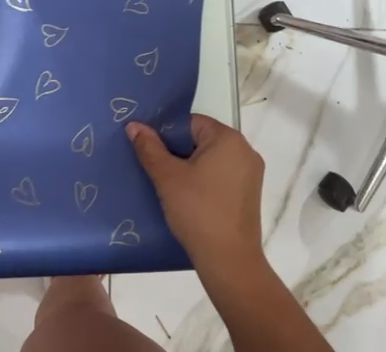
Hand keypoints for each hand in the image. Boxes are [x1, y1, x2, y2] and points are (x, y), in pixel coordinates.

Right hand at [128, 114, 264, 268]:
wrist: (229, 262)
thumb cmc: (198, 211)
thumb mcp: (168, 177)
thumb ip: (149, 148)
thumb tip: (134, 125)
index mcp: (229, 138)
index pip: (191, 123)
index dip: (168, 135)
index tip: (151, 153)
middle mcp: (245, 150)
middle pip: (202, 140)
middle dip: (178, 153)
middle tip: (157, 170)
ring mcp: (251, 174)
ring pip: (211, 160)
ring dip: (191, 169)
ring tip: (169, 186)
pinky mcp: (250, 195)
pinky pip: (222, 177)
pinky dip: (205, 183)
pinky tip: (188, 200)